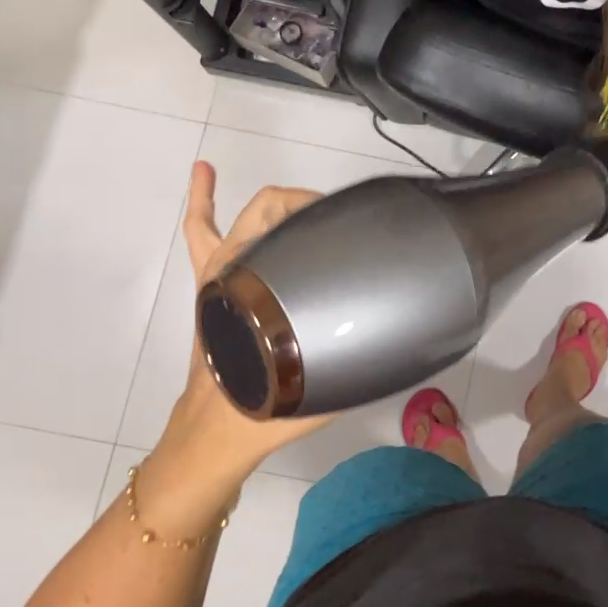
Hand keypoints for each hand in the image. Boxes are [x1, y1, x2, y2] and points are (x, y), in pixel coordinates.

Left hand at [139, 163, 331, 524]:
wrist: (214, 436)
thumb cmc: (261, 410)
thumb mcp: (316, 388)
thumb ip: (355, 366)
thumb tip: (406, 350)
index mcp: (258, 285)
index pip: (279, 219)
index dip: (312, 208)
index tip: (344, 221)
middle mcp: (236, 273)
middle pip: (264, 213)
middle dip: (299, 204)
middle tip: (329, 218)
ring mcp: (217, 279)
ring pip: (228, 222)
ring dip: (250, 202)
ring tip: (225, 170)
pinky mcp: (210, 290)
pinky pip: (202, 238)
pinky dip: (201, 205)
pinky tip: (203, 174)